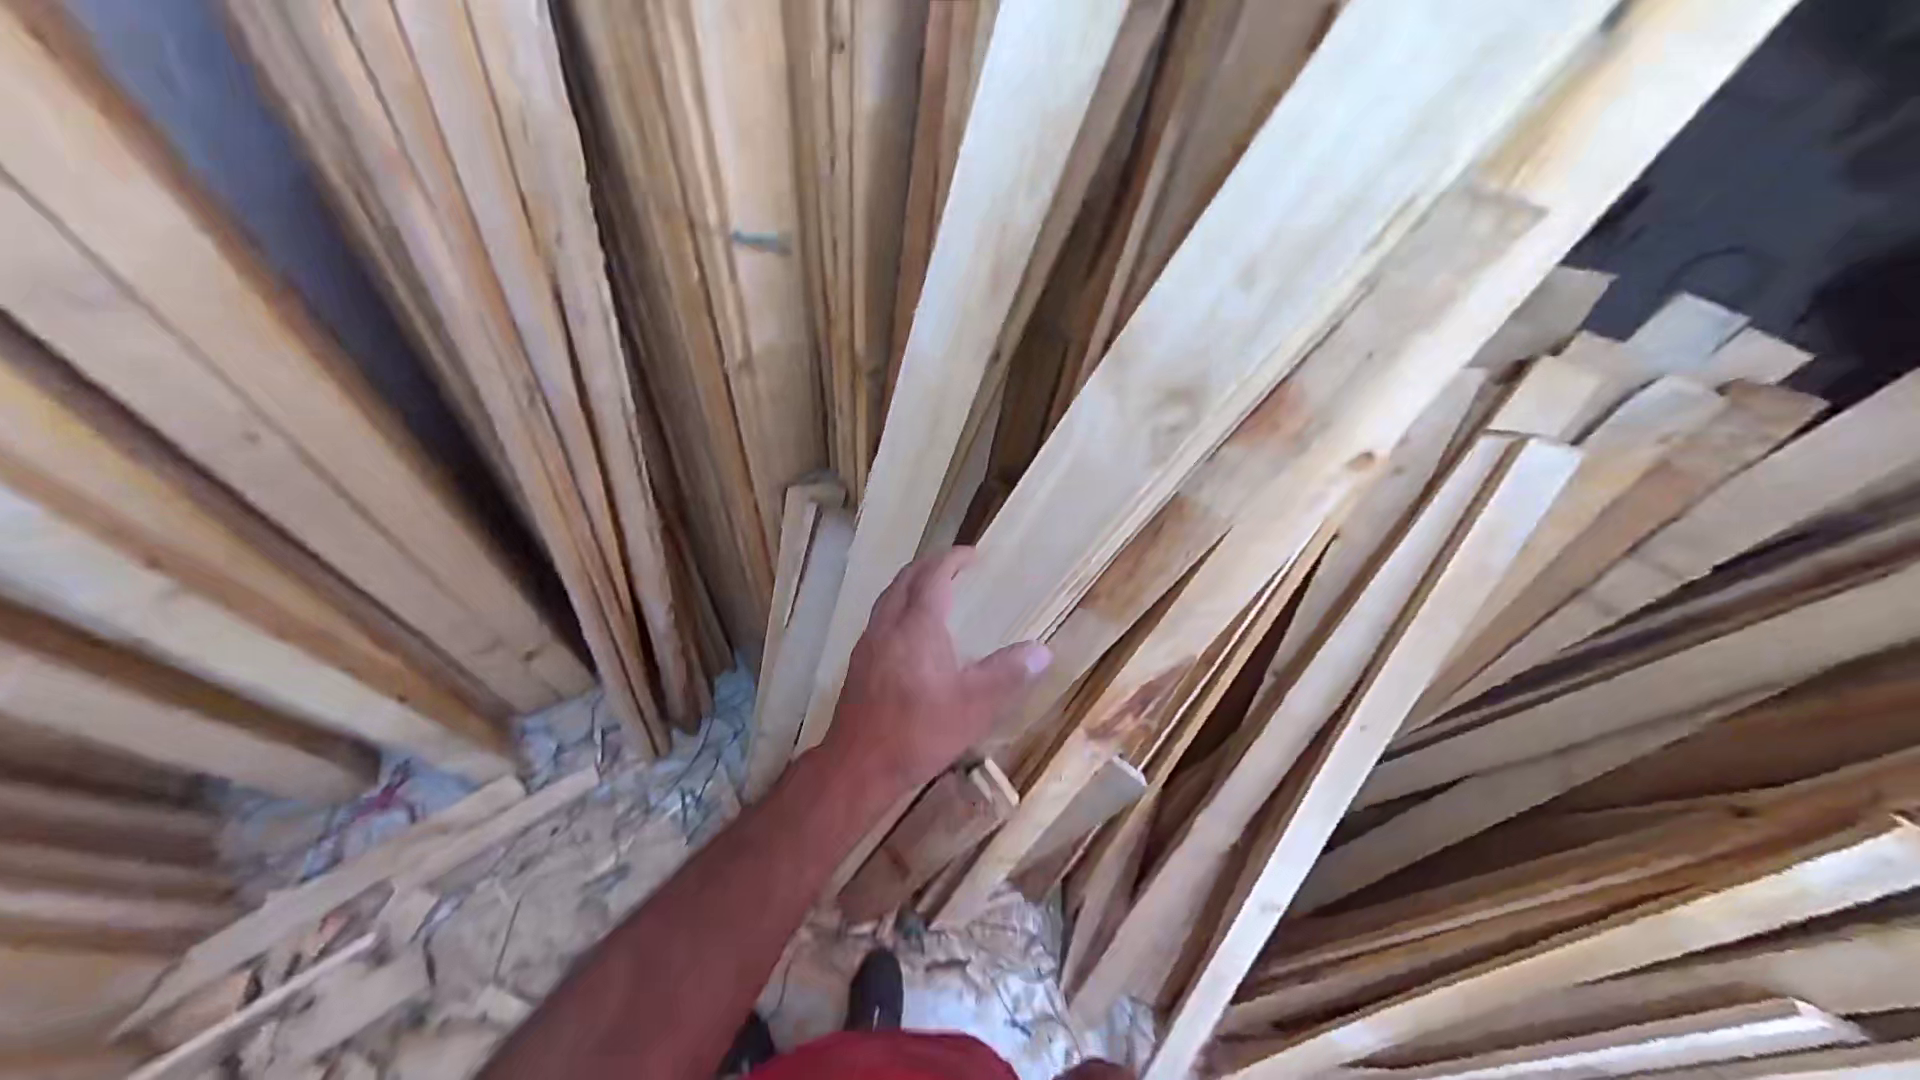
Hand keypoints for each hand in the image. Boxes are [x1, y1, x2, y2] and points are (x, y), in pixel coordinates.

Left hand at [824, 548, 1051, 796]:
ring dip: (911, 583)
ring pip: (888, 597)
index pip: (934, 576)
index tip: (972, 554)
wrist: (859, 765)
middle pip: (906, 579)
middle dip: (929, 565)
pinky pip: (880, 617)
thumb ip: (1008, 674)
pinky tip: (909, 631)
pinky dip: (898, 606)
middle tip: (954, 565)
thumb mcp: (975, 706)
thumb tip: (1042, 651)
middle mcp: (888, 626)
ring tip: (932, 589)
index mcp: (917, 626)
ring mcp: (868, 644)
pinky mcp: (859, 663)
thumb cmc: (919, 732)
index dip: (952, 560)